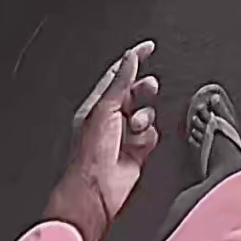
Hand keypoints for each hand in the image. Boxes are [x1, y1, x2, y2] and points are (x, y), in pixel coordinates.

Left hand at [43, 41, 160, 240]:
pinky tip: (138, 143)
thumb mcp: (104, 109)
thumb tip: (131, 57)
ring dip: (144, 117)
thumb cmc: (88, 155)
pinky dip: (148, 136)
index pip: (118, 73)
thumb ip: (120, 81)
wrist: (94, 193)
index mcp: (98, 104)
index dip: (133, 58)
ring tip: (136, 126)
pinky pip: (152, 133)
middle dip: (144, 88)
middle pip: (135, 90)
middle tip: (148, 88)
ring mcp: (124, 134)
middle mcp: (111, 117)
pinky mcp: (137, 150)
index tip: (149, 47)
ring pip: (146, 111)